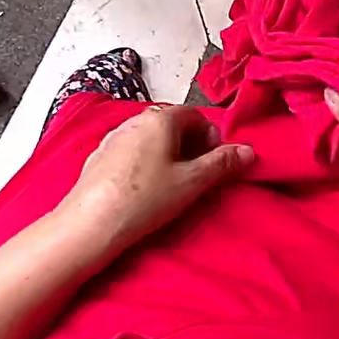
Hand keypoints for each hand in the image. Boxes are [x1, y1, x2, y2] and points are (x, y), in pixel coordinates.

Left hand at [56, 105, 254, 253]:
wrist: (90, 224)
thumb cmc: (145, 199)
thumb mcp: (192, 182)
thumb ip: (222, 164)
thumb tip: (247, 151)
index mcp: (160, 119)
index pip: (195, 115)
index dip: (211, 136)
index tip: (215, 161)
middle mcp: (135, 120)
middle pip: (172, 124)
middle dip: (190, 145)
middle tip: (198, 174)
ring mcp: (113, 137)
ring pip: (151, 138)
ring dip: (167, 154)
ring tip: (172, 184)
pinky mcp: (99, 157)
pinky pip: (131, 151)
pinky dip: (145, 163)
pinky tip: (145, 190)